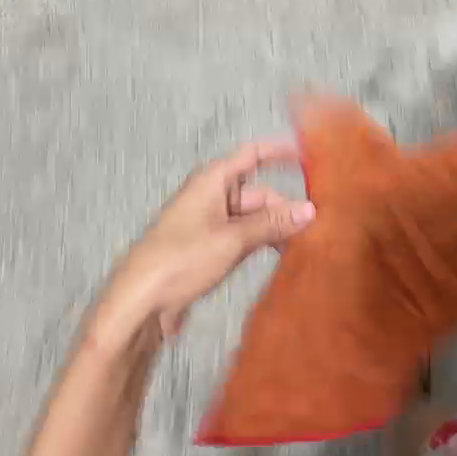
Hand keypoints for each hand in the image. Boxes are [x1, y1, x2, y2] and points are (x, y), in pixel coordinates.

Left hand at [92, 141, 315, 345]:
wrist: (139, 302)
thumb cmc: (181, 259)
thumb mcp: (232, 239)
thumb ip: (272, 223)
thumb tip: (310, 209)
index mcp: (213, 180)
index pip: (253, 154)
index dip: (280, 152)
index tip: (310, 156)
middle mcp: (212, 196)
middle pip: (257, 193)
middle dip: (284, 206)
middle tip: (316, 224)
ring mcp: (210, 224)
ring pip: (252, 218)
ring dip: (274, 228)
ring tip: (304, 243)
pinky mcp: (208, 249)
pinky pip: (242, 237)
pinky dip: (261, 242)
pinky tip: (281, 257)